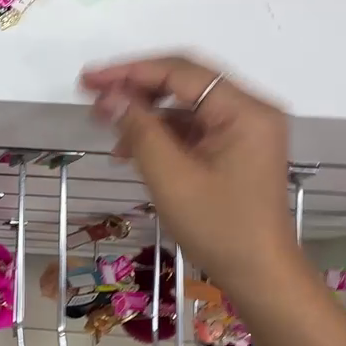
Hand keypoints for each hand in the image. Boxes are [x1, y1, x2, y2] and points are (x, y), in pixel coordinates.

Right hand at [81, 55, 298, 293]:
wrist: (258, 273)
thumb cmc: (218, 227)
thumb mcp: (171, 177)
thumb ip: (140, 130)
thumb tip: (110, 96)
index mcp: (245, 111)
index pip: (180, 72)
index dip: (129, 71)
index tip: (87, 80)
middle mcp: (250, 110)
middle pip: (183, 82)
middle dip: (134, 87)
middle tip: (91, 98)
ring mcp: (243, 129)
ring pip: (184, 104)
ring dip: (143, 112)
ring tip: (106, 127)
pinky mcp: (233, 148)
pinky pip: (190, 126)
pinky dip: (158, 132)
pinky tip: (130, 149)